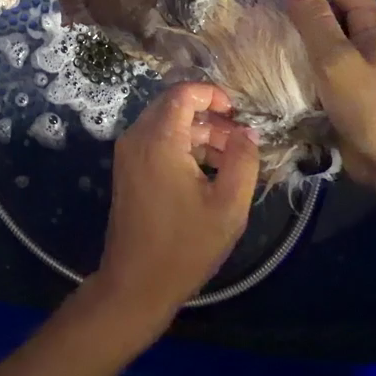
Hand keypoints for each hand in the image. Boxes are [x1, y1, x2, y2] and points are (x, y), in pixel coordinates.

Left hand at [93, 82, 259, 320]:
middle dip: (209, 116)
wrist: (136, 282)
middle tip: (239, 139)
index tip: (238, 113)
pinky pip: (156, 141)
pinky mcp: (127, 169)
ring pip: (165, 124)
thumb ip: (243, 162)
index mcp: (158, 139)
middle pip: (173, 106)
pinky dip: (181, 145)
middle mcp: (137, 137)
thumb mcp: (227, 206)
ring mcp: (128, 153)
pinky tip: (208, 171)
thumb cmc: (185, 245)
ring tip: (231, 159)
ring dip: (198, 132)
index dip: (212, 94)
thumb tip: (247, 132)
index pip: (182, 93)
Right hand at [280, 0, 375, 187]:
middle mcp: (375, 36)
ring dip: (304, 21)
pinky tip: (286, 53)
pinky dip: (308, 47)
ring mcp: (368, 61)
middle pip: (337, 3)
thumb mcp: (335, 60)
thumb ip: (314, 18)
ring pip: (332, 29)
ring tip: (271, 19)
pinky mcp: (357, 83)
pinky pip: (329, 54)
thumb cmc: (369, 109)